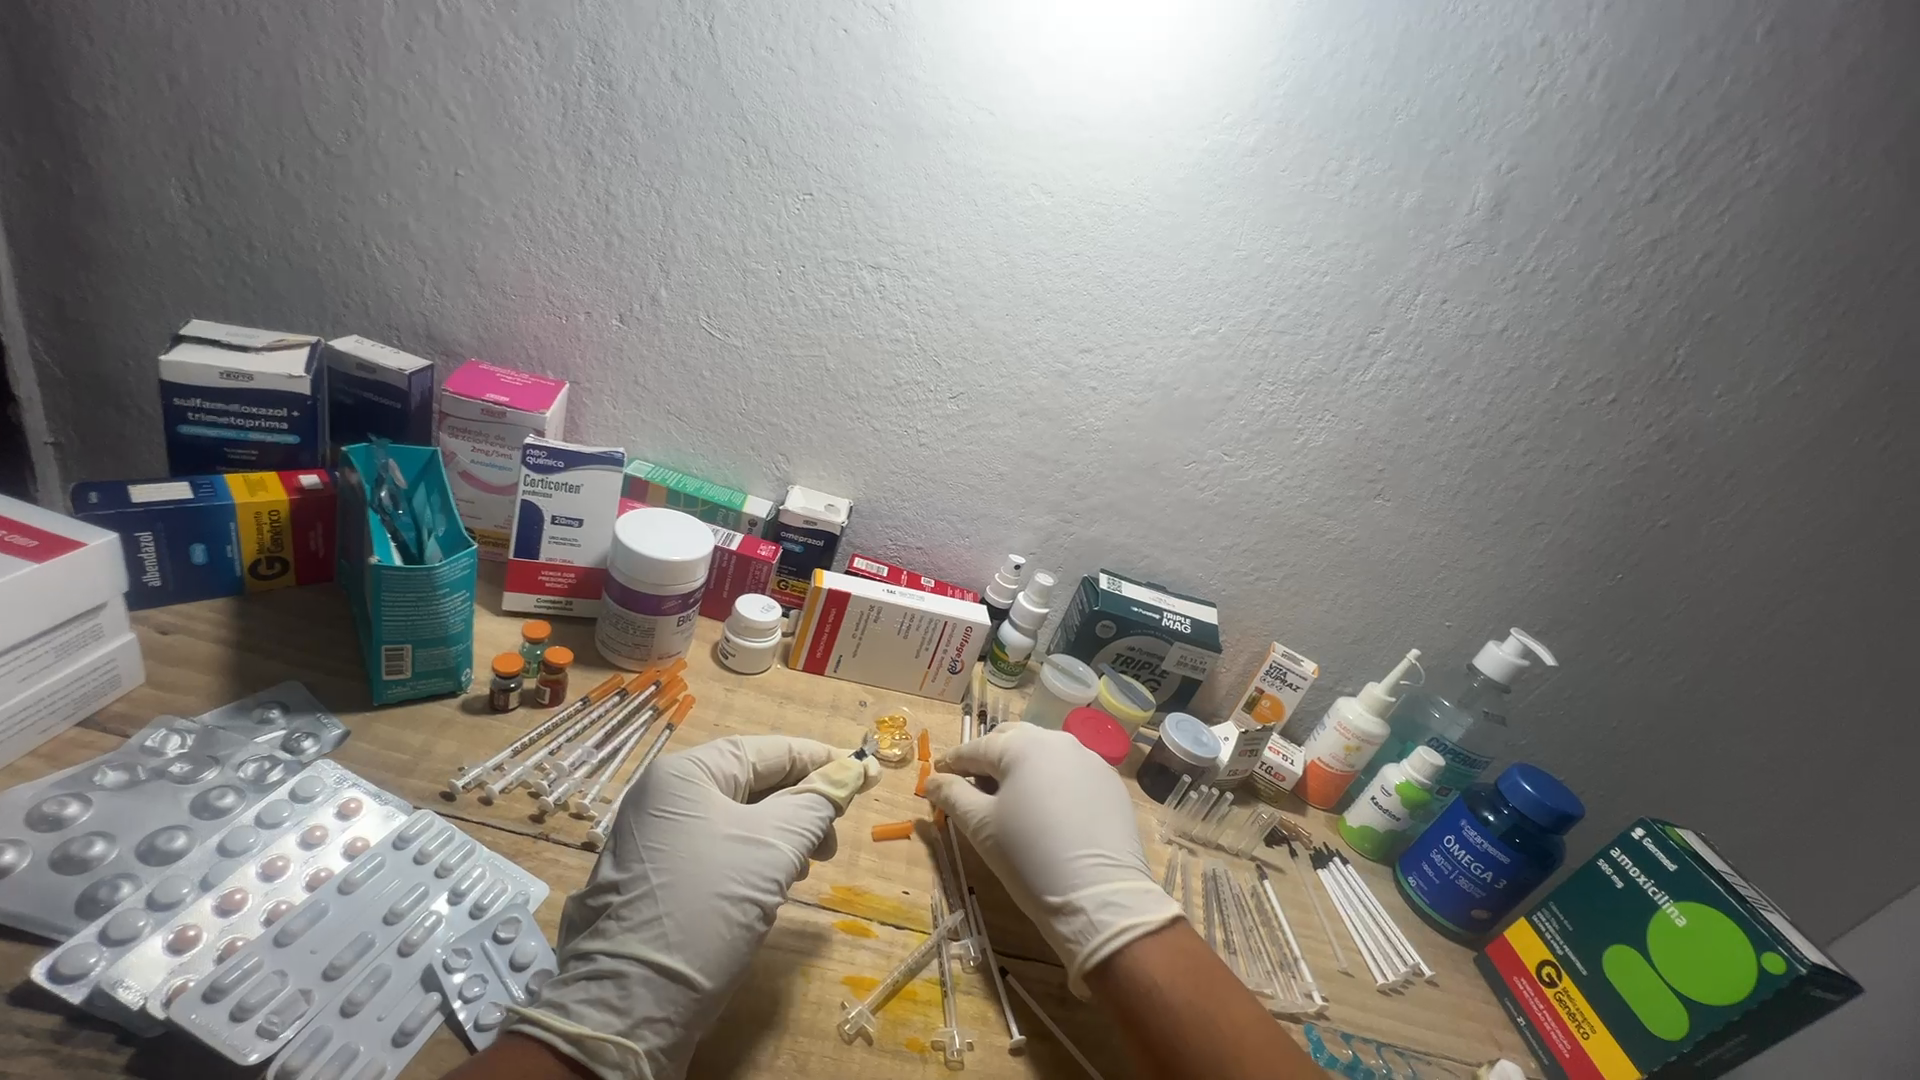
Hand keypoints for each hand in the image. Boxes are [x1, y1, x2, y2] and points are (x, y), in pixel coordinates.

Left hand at [504, 735, 878, 1079]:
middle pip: (753, 783)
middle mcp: (666, 797)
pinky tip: (777, 883)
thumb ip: (817, 802)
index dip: (821, 760)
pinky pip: (720, 850)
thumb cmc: (707, 906)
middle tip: (834, 838)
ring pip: (739, 820)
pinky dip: (756, 858)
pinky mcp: (659, 879)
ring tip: (809, 865)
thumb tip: (854, 772)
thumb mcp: (774, 848)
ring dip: (783, 835)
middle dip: (802, 805)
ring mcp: (657, 839)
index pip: (769, 750)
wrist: (629, 1007)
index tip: (866, 772)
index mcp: (686, 774)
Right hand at [923, 722, 1182, 996]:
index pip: (977, 747)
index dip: (953, 762)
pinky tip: (1046, 809)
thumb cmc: (1029, 857)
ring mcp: (1089, 760)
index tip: (937, 776)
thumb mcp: (980, 827)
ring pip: (1044, 753)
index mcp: (1023, 745)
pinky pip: (1071, 771)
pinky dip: (1051, 781)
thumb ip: (952, 795)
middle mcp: (1058, 741)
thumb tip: (932, 781)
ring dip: (1021, 767)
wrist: (1100, 898)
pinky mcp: (1109, 783)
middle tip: (972, 784)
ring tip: (1008, 797)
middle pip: (1012, 740)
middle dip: (988, 757)